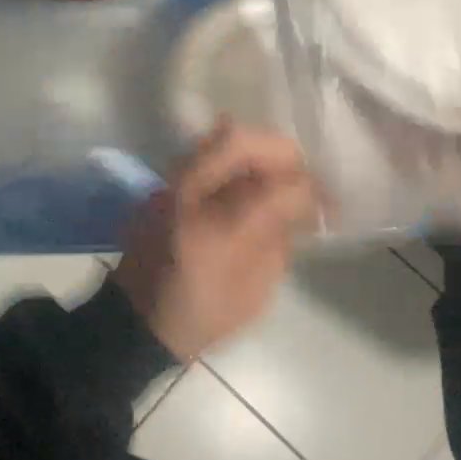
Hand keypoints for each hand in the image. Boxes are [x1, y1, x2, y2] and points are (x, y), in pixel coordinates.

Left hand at [113, 121, 320, 361]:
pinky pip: (202, 157)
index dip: (308, 190)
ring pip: (216, 140)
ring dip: (255, 152)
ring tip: (276, 179)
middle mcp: (187, 197)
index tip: (326, 204)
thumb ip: (277, 243)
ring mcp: (168, 187)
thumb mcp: (253, 293)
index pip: (273, 187)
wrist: (134, 320)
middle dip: (280, 152)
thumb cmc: (199, 318)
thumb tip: (296, 207)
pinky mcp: (160, 188)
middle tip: (300, 177)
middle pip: (237, 139)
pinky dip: (232, 163)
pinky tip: (247, 189)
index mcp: (214, 231)